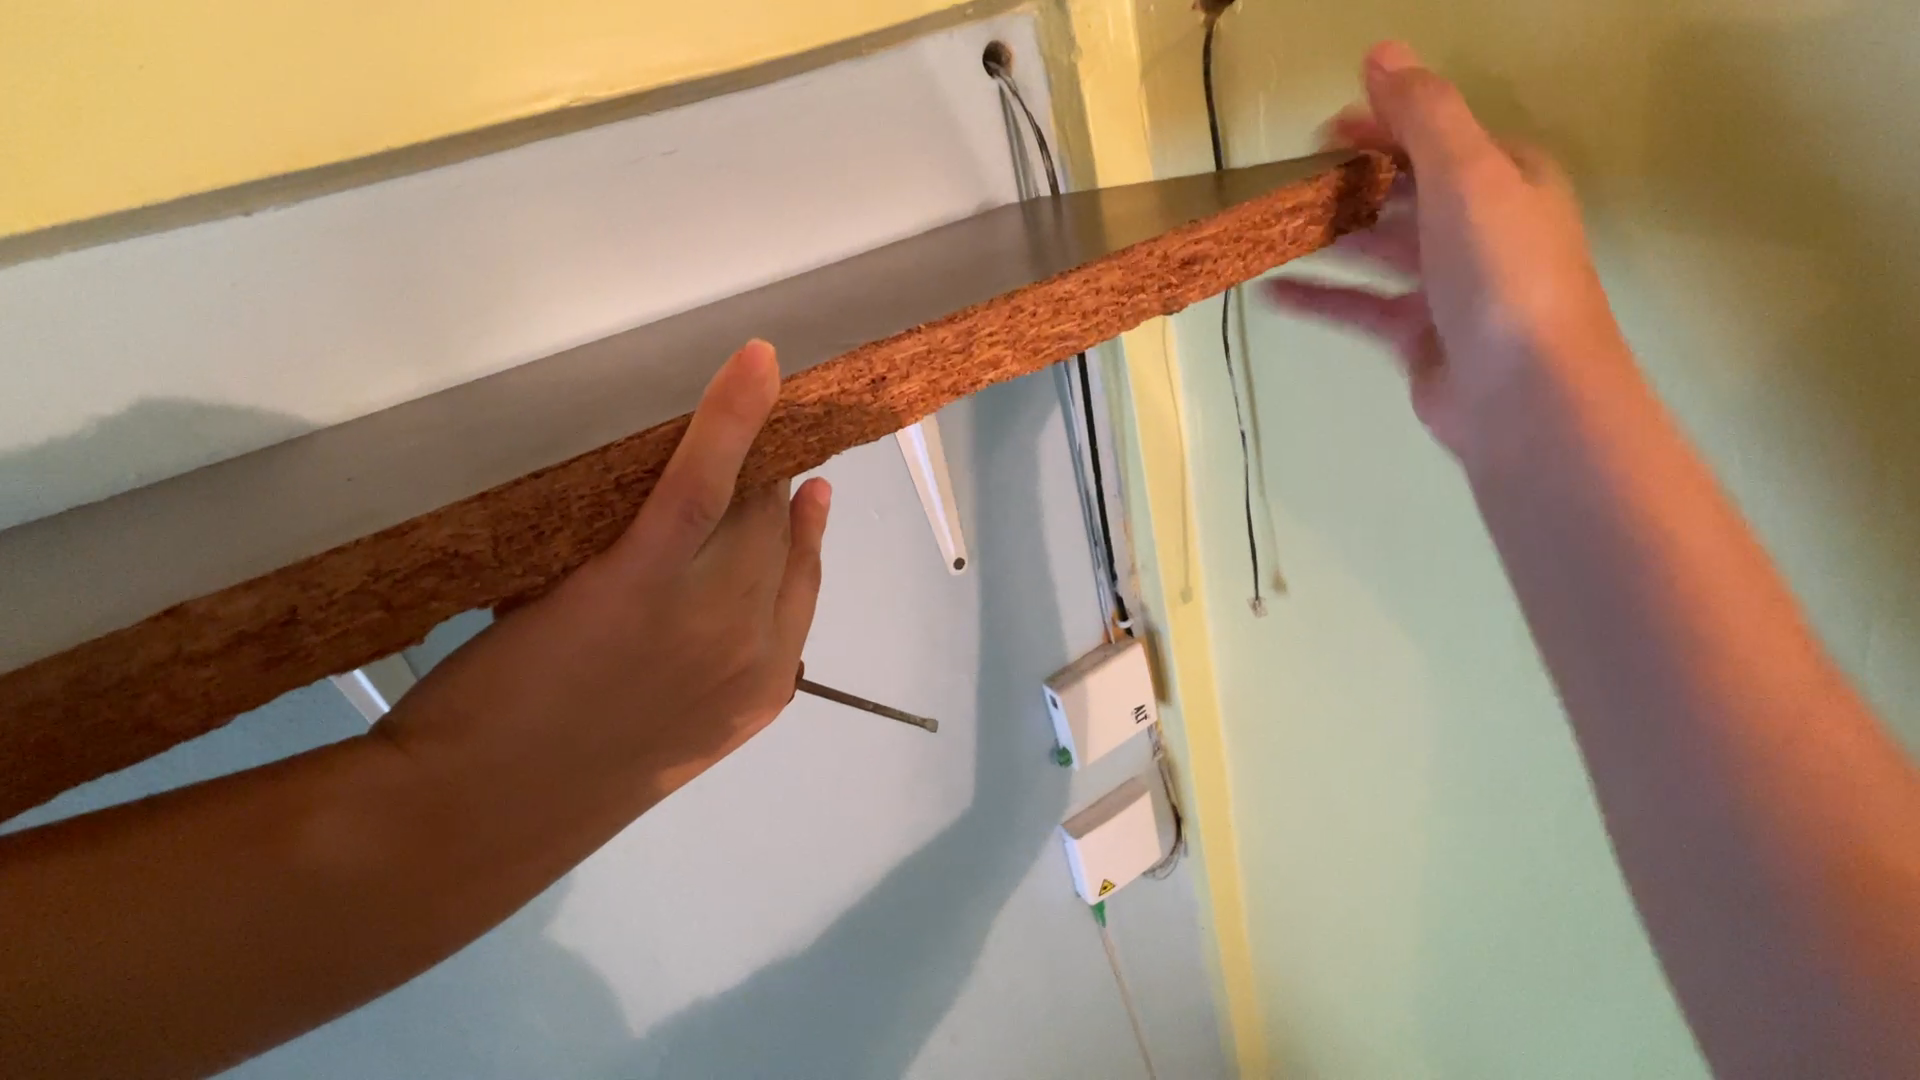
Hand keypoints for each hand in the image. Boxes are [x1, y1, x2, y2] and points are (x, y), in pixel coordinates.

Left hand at [381, 338, 829, 810]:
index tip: (799, 490)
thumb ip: (706, 667)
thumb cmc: (555, 775)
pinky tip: (755, 365)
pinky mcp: (645, 574)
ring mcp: (709, 611)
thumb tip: (706, 593)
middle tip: (749, 444)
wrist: (470, 817)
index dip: (802, 531)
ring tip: (751, 402)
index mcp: (764, 689)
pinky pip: (706, 482)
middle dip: (768, 488)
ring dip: (753, 451)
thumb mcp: (665, 729)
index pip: (801, 583)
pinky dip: (732, 418)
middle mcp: (757, 646)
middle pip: (778, 535)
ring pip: (751, 505)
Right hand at [1264, 41, 1631, 467]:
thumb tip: (1380, 54)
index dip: (1384, 125)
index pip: (1437, 136)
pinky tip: (1274, 292)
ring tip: (1273, 231)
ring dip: (1328, 238)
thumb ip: (1423, 113)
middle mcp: (1477, 226)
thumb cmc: (1499, 271)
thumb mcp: (1466, 175)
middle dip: (1350, 182)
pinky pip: (1358, 304)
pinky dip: (1319, 296)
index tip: (1324, 129)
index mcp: (1504, 178)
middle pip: (1404, 191)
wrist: (1519, 388)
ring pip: (1376, 249)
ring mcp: (1445, 284)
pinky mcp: (1415, 333)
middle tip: (1290, 181)